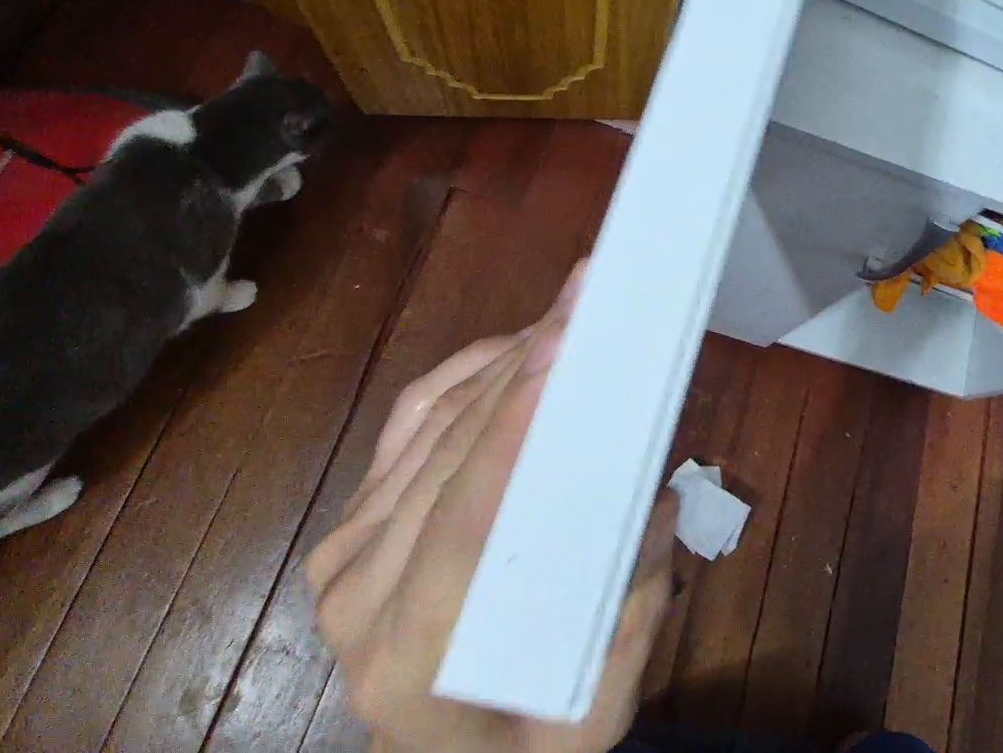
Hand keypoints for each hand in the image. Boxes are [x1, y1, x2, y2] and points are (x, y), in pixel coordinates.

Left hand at [306, 269, 679, 752]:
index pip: (466, 516)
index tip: (564, 343)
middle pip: (450, 451)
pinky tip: (516, 349)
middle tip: (586, 295)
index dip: (515, 422)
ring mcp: (346, 551)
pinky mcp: (353, 522)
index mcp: (412, 654)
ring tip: (566, 312)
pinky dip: (465, 374)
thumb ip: (631, 623)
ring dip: (503, 360)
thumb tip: (656, 503)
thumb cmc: (519, 750)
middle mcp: (361, 592)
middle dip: (525, 363)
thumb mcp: (592, 721)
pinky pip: (410, 425)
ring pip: (431, 425)